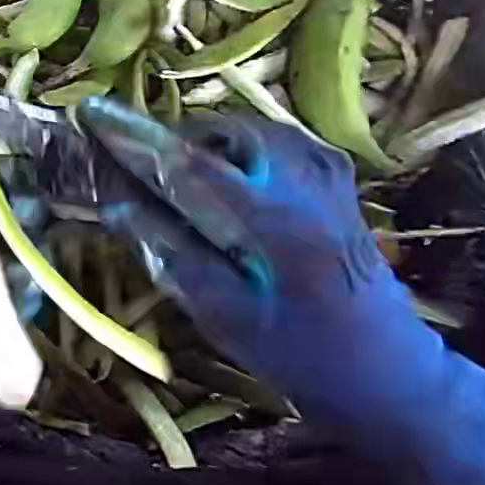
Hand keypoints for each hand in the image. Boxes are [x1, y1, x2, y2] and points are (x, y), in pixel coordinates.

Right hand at [77, 100, 484, 484]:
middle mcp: (308, 182)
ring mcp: (327, 169)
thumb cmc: (301, 354)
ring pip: (239, 126)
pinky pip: (262, 134)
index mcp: (281, 225)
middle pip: (216, 131)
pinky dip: (227, 145)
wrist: (393, 370)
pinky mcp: (332, 169)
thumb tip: (115, 203)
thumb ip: (167, 250)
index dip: (135, 135)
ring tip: (173, 176)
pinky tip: (216, 175)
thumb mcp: (221, 313)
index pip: (191, 162)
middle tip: (135, 164)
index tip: (91, 113)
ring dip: (197, 142)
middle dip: (168, 139)